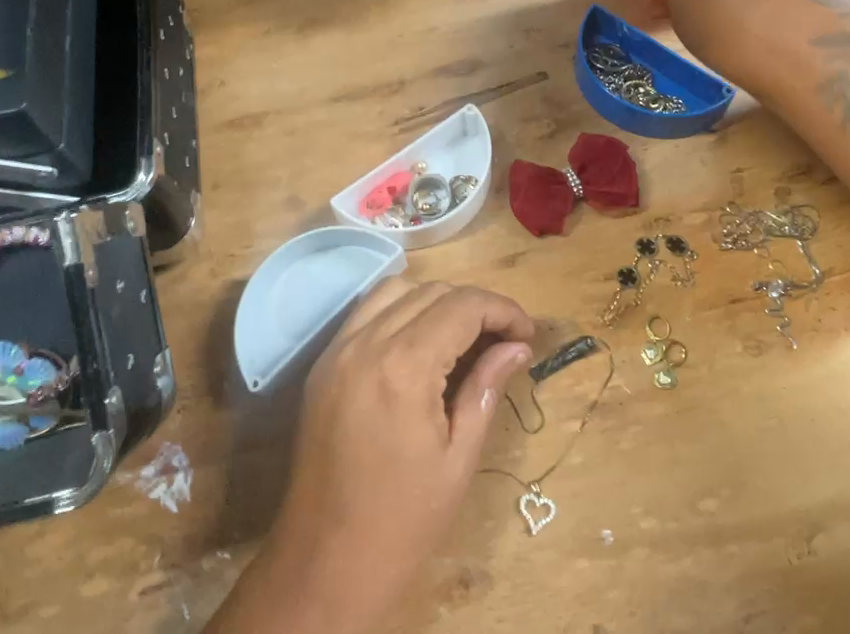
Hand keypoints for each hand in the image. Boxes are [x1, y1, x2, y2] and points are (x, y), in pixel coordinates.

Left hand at [208, 277, 534, 633]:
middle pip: (430, 291)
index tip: (527, 336)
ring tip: (464, 337)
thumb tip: (518, 348)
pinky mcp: (322, 365)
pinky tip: (421, 343)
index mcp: (403, 366)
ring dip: (434, 301)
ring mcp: (336, 351)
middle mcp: (365, 343)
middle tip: (504, 341)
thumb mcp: (459, 457)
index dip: (503, 311)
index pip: (462, 306)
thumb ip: (486, 388)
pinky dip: (398, 311)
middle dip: (474, 306)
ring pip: (393, 291)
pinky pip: (364, 313)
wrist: (326, 557)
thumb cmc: (404, 519)